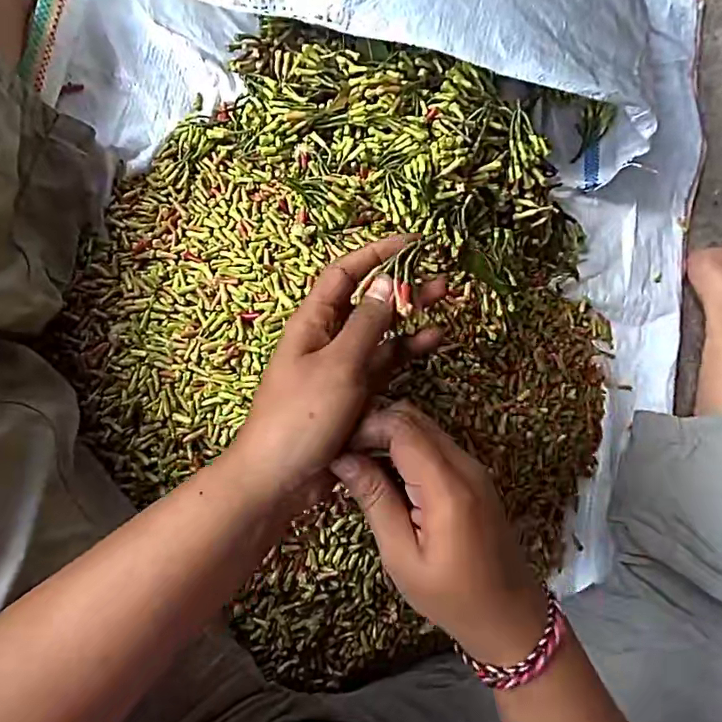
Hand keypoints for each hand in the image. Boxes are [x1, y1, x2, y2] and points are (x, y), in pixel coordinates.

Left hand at [225, 236, 446, 506]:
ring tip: (443, 302)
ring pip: (380, 332)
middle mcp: (327, 339)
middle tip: (439, 277)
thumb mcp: (338, 365)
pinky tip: (430, 342)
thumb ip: (366, 324)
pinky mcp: (354, 394)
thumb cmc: (300, 417)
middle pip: (366, 301)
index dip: (376, 254)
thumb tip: (385, 282)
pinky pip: (383, 365)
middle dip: (401, 285)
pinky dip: (405, 353)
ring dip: (408, 317)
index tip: (412, 243)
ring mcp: (342, 368)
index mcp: (313, 322)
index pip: (345, 273)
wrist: (278, 479)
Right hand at [332, 403, 546, 665]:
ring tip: (360, 466)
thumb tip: (343, 459)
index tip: (337, 450)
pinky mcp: (474, 475)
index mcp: (447, 487)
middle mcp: (465, 465)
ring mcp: (473, 467)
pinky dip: (407, 448)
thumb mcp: (402, 557)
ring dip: (390, 436)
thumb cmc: (451, 598)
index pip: (402, 428)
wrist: (510, 616)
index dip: (366, 429)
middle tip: (346, 456)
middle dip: (375, 427)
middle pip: (413, 417)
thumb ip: (375, 500)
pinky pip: (435, 444)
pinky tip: (387, 475)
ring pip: (424, 426)